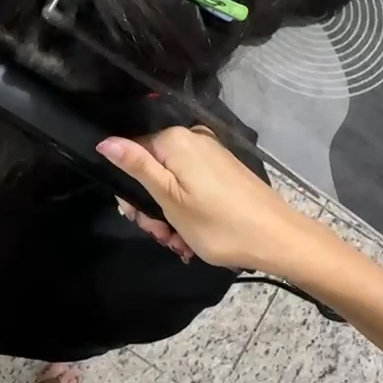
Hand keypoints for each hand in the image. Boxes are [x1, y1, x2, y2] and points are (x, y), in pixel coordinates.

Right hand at [98, 127, 326, 274]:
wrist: (278, 239)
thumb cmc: (217, 223)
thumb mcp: (169, 199)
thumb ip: (137, 166)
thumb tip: (104, 141)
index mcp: (175, 141)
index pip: (132, 154)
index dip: (130, 189)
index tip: (139, 219)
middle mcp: (193, 140)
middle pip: (152, 170)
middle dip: (151, 206)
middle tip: (162, 235)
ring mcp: (211, 155)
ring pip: (171, 183)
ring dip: (168, 215)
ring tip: (179, 241)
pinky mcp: (224, 171)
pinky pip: (192, 186)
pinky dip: (187, 211)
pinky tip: (193, 235)